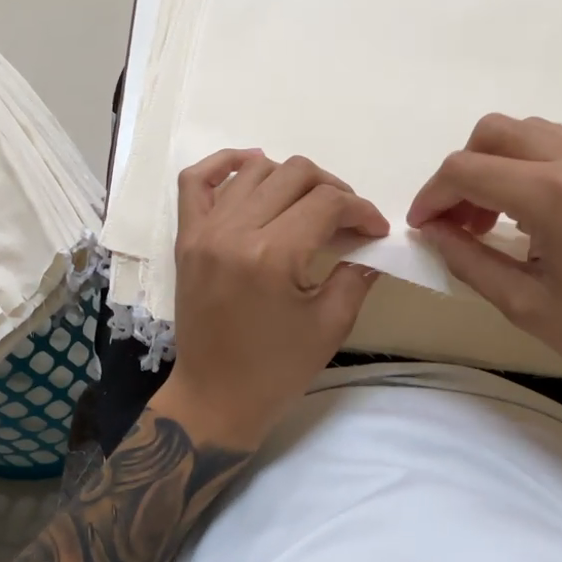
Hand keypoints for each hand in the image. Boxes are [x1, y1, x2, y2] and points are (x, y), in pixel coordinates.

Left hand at [156, 150, 389, 451]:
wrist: (214, 397)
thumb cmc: (276, 370)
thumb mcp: (329, 326)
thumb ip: (354, 275)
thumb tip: (370, 243)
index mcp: (273, 256)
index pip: (327, 203)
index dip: (360, 210)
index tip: (374, 230)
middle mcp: (235, 232)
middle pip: (294, 175)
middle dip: (332, 188)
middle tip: (346, 218)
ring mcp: (204, 232)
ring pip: (253, 170)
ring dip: (289, 177)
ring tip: (307, 203)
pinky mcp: (186, 239)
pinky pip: (196, 181)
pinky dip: (224, 164)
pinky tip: (251, 166)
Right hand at [406, 114, 561, 429]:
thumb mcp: (528, 306)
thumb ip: (470, 261)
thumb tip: (435, 232)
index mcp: (558, 193)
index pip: (467, 169)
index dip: (432, 196)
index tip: (425, 227)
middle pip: (499, 131)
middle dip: (466, 170)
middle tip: (464, 222)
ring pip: (541, 134)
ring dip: (508, 168)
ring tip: (510, 223)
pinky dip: (551, 172)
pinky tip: (560, 223)